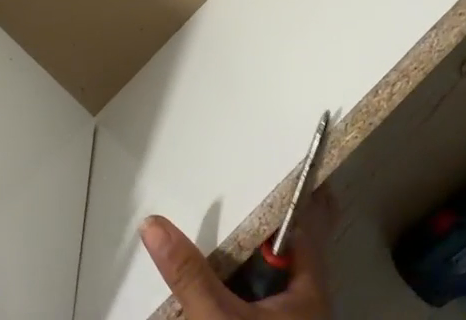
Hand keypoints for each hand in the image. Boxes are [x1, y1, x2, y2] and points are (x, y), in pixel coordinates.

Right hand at [139, 192, 332, 318]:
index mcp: (310, 290)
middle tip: (250, 190)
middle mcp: (308, 305)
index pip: (311, 225)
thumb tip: (154, 225)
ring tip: (228, 233)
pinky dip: (243, 285)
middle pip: (294, 250)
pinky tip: (218, 283)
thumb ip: (189, 274)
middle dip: (271, 225)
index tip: (305, 159)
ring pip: (277, 279)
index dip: (307, 192)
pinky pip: (263, 301)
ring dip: (254, 257)